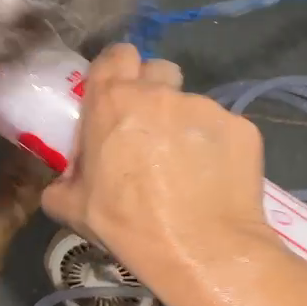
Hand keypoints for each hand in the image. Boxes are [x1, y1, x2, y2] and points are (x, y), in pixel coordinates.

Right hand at [41, 44, 280, 305]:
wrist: (199, 250)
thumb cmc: (123, 221)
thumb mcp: (67, 203)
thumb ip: (62, 177)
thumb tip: (68, 178)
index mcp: (111, 102)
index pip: (115, 55)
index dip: (114, 68)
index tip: (112, 90)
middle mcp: (160, 95)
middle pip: (157, 69)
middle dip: (151, 88)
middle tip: (145, 124)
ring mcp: (206, 109)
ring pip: (190, 104)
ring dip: (182, 123)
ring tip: (182, 163)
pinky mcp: (244, 129)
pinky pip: (221, 128)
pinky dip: (213, 145)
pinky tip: (210, 177)